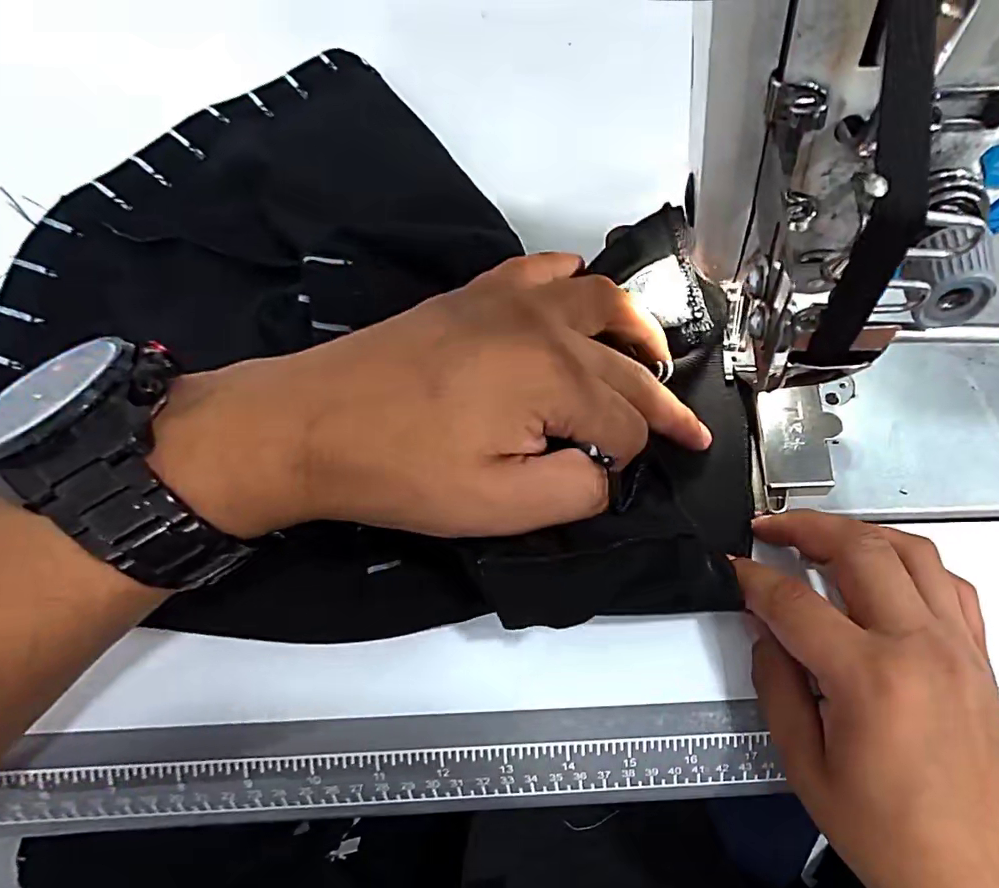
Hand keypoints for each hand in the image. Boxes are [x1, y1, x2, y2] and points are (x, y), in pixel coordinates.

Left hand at [150, 252, 711, 537]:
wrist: (307, 425)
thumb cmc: (403, 472)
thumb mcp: (504, 507)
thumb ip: (580, 489)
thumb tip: (607, 470)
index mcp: (556, 378)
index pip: (626, 424)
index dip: (630, 460)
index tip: (614, 483)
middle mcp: (546, 326)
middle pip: (628, 367)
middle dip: (664, 407)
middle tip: (691, 434)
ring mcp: (509, 301)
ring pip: (603, 301)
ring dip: (640, 332)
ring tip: (657, 360)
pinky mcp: (477, 294)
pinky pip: (543, 270)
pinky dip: (575, 283)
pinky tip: (581, 296)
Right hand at [733, 512, 998, 887]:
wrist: (970, 870)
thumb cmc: (881, 833)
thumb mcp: (805, 766)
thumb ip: (777, 684)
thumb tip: (764, 627)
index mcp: (869, 679)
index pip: (796, 604)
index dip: (754, 579)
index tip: (732, 565)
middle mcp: (919, 645)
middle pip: (860, 551)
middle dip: (807, 528)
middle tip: (771, 527)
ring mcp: (958, 643)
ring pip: (912, 551)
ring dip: (861, 532)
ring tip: (822, 536)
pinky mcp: (979, 653)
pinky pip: (949, 583)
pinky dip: (912, 562)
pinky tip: (886, 571)